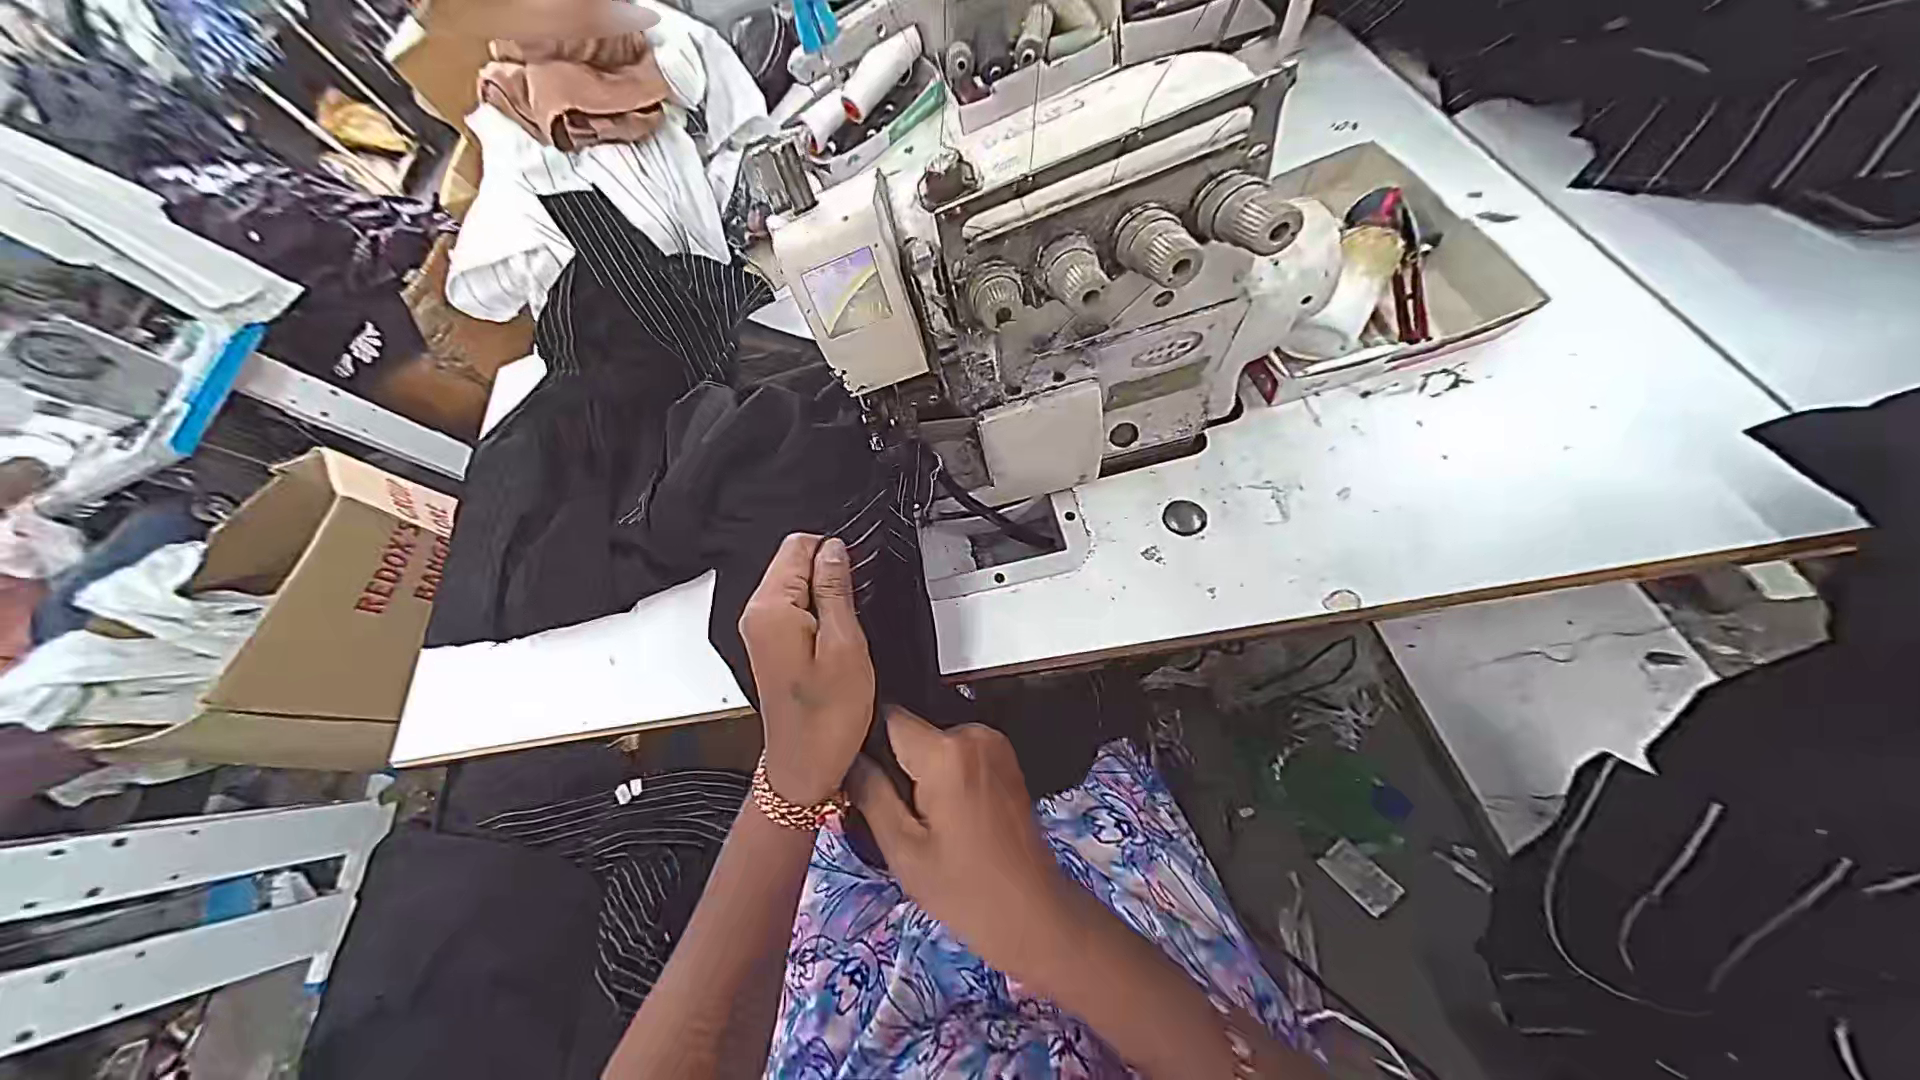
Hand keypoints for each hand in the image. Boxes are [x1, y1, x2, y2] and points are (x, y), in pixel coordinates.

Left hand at [738, 533, 874, 805]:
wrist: (806, 763)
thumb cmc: (825, 718)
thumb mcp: (845, 644)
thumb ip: (836, 589)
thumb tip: (834, 549)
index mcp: (771, 609)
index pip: (798, 545)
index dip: (834, 554)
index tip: (853, 581)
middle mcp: (757, 615)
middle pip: (795, 560)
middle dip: (829, 574)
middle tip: (851, 613)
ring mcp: (762, 629)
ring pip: (798, 583)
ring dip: (827, 596)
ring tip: (844, 631)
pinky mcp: (772, 642)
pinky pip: (796, 606)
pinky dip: (820, 613)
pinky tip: (835, 639)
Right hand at [844, 707, 1080, 975]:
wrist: (1032, 910)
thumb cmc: (964, 889)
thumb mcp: (903, 849)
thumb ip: (869, 792)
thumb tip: (846, 756)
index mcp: (947, 751)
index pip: (888, 715)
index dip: (866, 739)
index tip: (857, 772)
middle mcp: (973, 732)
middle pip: (912, 729)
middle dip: (895, 760)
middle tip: (894, 810)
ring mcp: (993, 741)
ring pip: (933, 740)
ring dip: (919, 767)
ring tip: (923, 816)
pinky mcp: (1004, 754)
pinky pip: (957, 749)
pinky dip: (943, 771)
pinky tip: (947, 812)